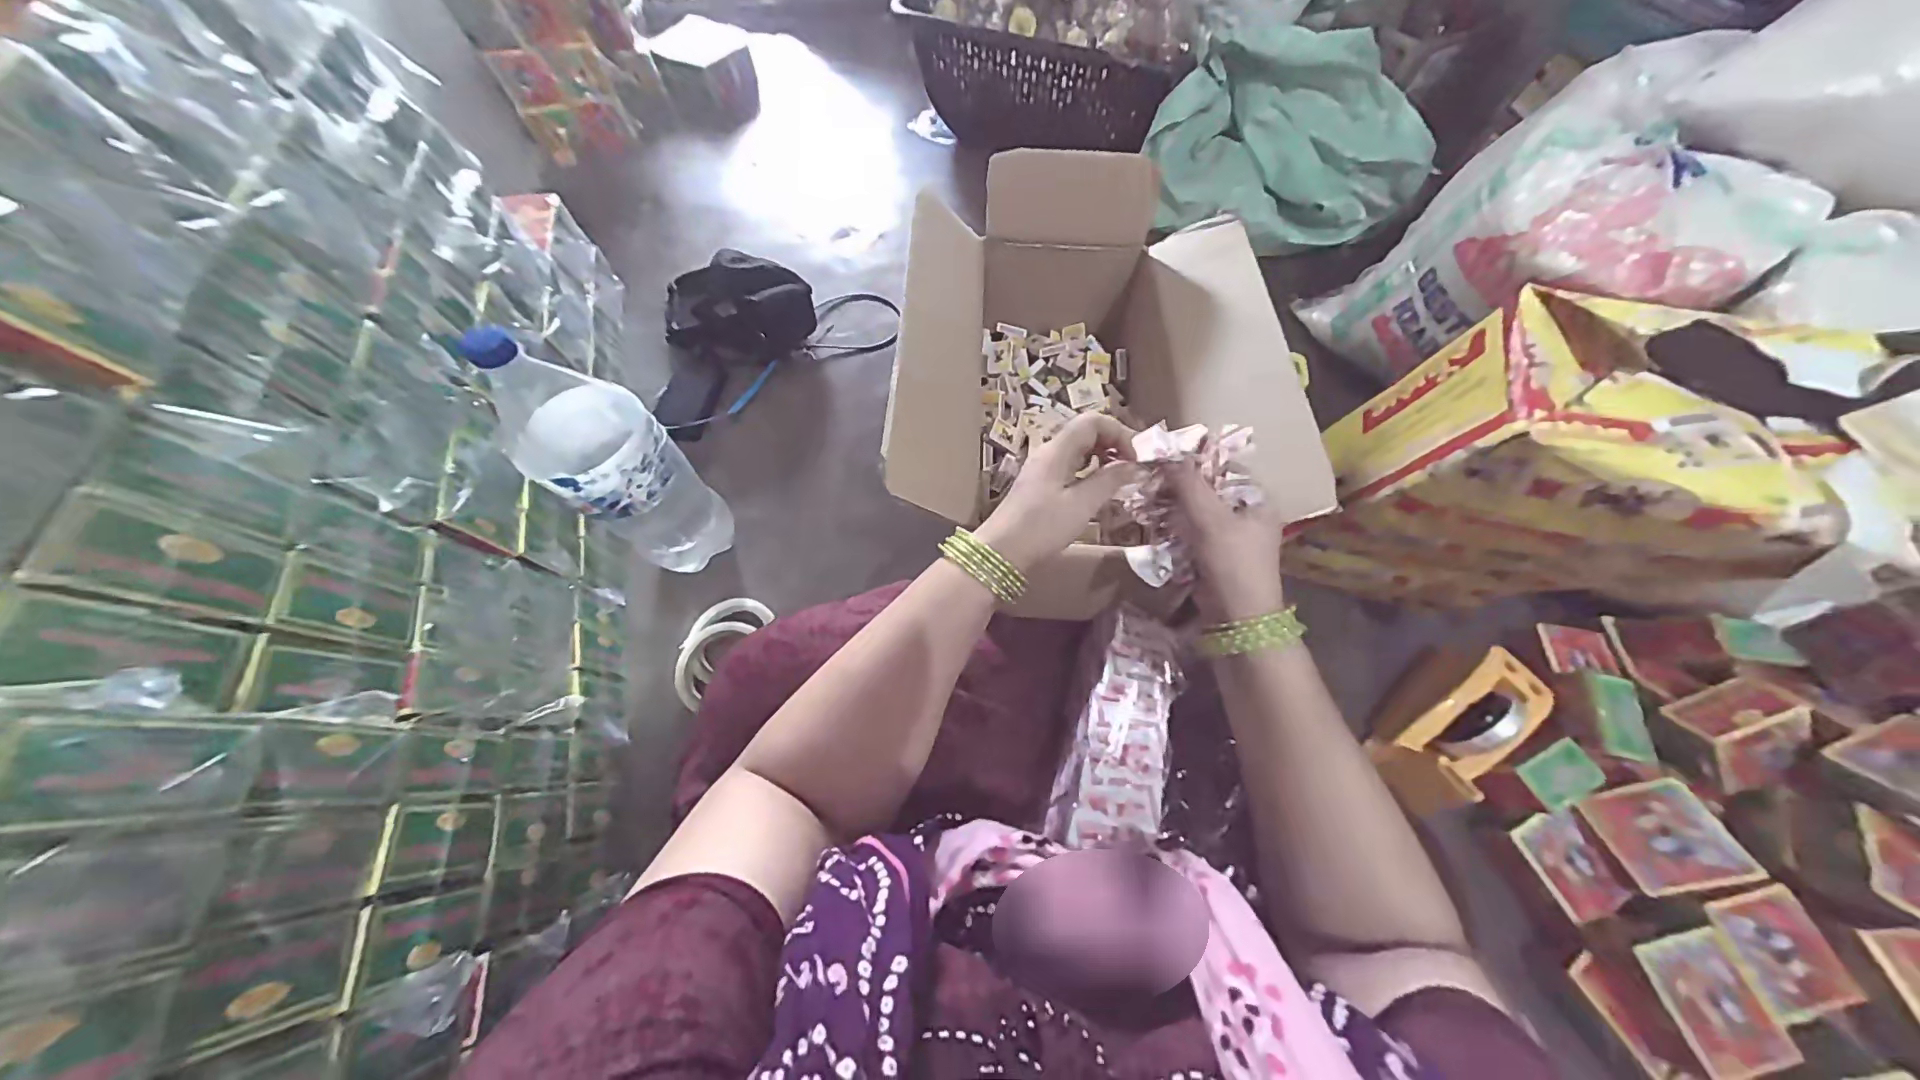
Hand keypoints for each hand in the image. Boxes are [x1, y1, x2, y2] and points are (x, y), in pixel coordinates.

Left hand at [975, 413, 1140, 573]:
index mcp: (1056, 450)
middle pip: (1086, 432)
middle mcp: (1048, 453)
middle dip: (1114, 443)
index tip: (1136, 458)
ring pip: (1078, 450)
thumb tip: (1135, 465)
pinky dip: (1089, 472)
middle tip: (1134, 467)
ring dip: (1103, 458)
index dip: (1120, 432)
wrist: (1001, 552)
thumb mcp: (1082, 505)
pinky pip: (1070, 467)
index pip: (1093, 421)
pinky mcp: (1040, 486)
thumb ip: (1110, 480)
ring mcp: (1042, 469)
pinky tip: (1099, 490)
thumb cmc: (1042, 527)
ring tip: (1121, 478)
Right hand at [1166, 461, 1285, 623]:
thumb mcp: (1210, 518)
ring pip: (1196, 511)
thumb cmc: (1232, 562)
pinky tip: (1155, 525)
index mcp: (1256, 499)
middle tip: (1151, 483)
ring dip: (1173, 508)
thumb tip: (1169, 456)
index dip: (1195, 463)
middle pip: (1208, 490)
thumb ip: (1189, 484)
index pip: (1224, 468)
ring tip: (1148, 502)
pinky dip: (1174, 528)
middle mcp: (1247, 514)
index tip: (1165, 462)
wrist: (1237, 616)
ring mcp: (1231, 536)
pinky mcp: (1214, 554)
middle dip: (1179, 487)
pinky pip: (1191, 532)